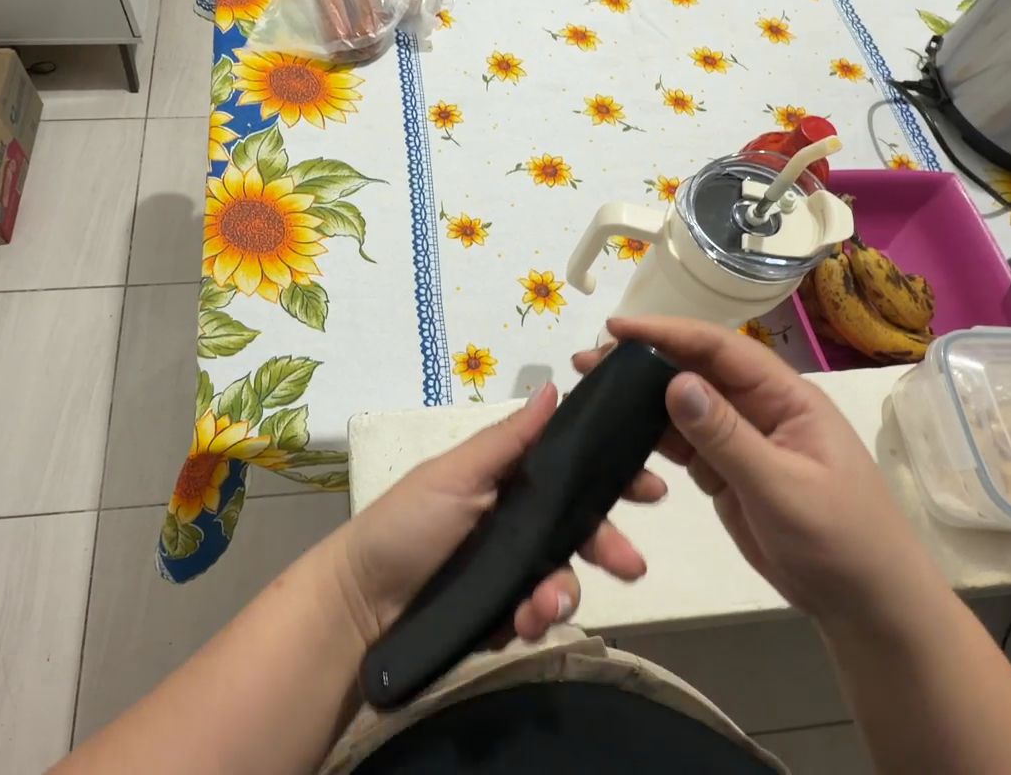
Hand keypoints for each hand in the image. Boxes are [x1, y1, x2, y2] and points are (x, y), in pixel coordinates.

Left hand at [321, 382, 663, 647]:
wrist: (361, 605)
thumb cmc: (405, 524)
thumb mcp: (454, 475)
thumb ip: (507, 440)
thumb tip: (555, 387)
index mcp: (507, 480)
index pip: (570, 472)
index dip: (611, 477)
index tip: (650, 488)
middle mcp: (516, 521)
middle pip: (579, 529)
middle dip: (609, 545)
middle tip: (630, 564)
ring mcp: (511, 570)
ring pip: (563, 577)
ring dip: (564, 591)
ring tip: (545, 605)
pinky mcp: (503, 611)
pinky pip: (537, 613)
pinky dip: (537, 618)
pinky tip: (525, 622)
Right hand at [574, 317, 945, 629]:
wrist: (866, 607)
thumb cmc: (841, 540)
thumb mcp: (783, 487)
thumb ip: (727, 436)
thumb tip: (675, 382)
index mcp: (784, 397)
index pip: (719, 349)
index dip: (668, 332)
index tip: (617, 330)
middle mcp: (759, 409)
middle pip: (694, 371)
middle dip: (643, 361)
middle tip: (587, 363)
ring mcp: (740, 440)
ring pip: (682, 406)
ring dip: (639, 399)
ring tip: (592, 393)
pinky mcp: (725, 472)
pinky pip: (682, 444)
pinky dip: (650, 437)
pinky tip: (618, 433)